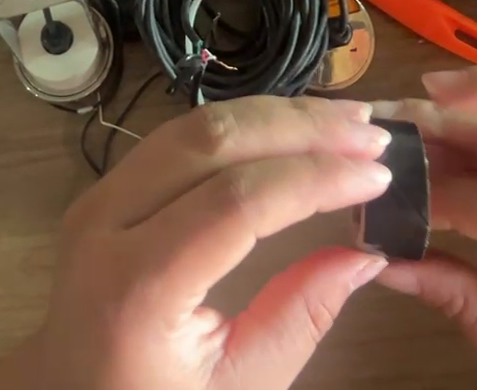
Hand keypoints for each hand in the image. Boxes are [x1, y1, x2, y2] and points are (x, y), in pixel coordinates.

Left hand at [0, 96, 394, 389]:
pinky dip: (239, 123)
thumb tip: (368, 254)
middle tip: (370, 131)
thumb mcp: (236, 388)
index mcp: (136, 286)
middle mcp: (105, 219)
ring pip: (191, 125)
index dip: (310, 178)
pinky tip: (286, 125)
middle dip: (296, 126)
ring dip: (270, 114)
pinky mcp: (107, 182)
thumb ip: (299, 317)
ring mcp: (99, 192)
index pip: (233, 203)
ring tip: (340, 119)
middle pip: (208, 142)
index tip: (377, 173)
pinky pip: (177, 136)